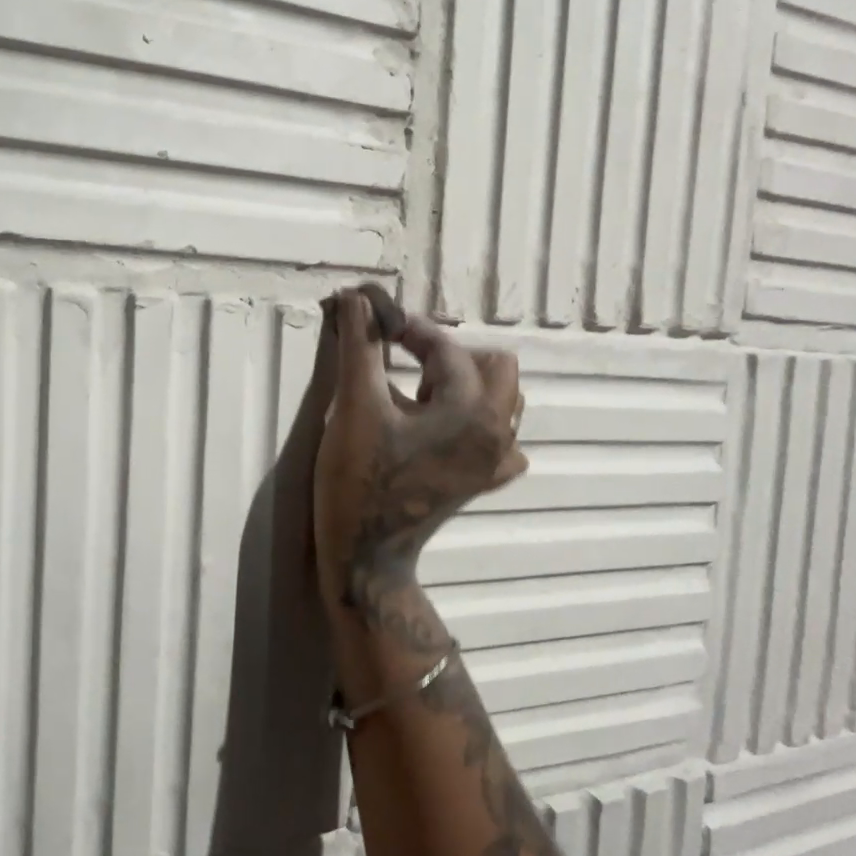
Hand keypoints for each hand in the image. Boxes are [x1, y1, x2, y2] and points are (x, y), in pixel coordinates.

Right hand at [310, 285, 527, 613]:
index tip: (371, 318)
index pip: (446, 347)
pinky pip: (496, 437)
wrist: (366, 555)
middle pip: (494, 366)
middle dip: (446, 353)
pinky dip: (470, 422)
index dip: (406, 327)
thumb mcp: (355, 409)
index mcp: (473, 410)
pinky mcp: (480, 482)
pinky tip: (438, 429)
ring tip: (415, 392)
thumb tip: (357, 299)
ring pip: (499, 399)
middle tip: (399, 360)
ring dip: (461, 383)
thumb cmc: (359, 480)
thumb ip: (360, 349)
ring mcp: (494, 462)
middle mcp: (499, 432)